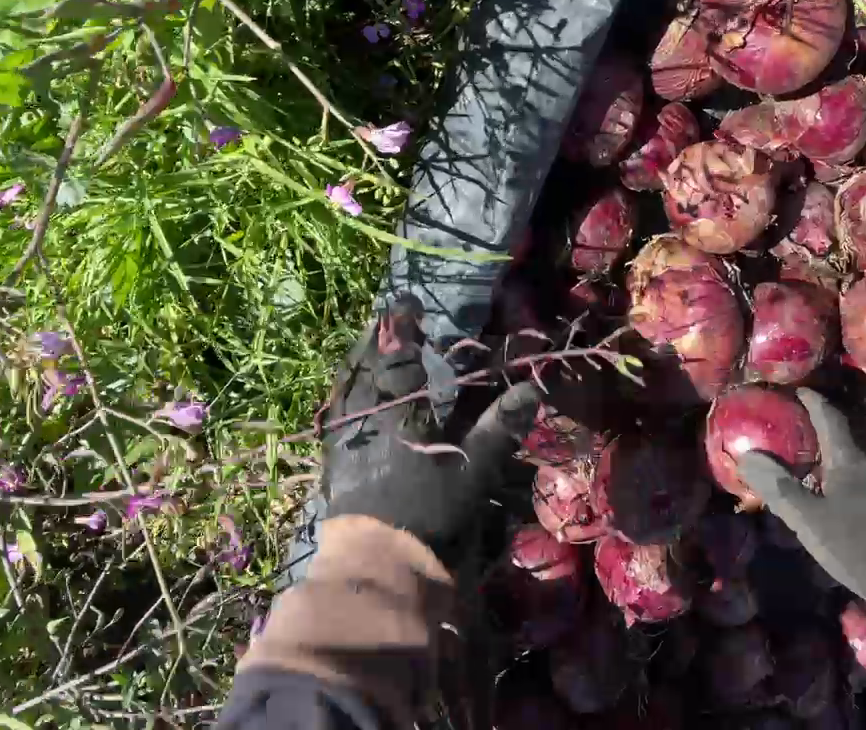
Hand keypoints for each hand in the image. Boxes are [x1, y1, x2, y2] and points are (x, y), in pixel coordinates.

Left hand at [322, 296, 539, 557]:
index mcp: (398, 409)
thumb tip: (532, 388)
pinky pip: (336, 408)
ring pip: (346, 383)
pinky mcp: (332, 458)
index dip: (402, 322)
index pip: (397, 351)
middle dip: (375, 336)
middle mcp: (365, 413)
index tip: (407, 300)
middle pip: (364, 361)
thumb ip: (500, 426)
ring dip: (358, 359)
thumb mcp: (473, 470)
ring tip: (369, 347)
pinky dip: (346, 390)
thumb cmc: (428, 513)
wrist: (376, 565)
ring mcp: (344, 436)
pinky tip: (352, 393)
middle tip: (387, 319)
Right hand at [736, 388, 865, 620]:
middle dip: (829, 418)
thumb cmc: (854, 544)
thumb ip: (778, 486)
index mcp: (850, 458)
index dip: (813, 400)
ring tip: (821, 448)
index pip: (830, 416)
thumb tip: (747, 456)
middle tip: (807, 416)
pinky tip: (845, 481)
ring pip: (863, 450)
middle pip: (851, 428)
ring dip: (843, 443)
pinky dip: (854, 465)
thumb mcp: (808, 518)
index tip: (798, 391)